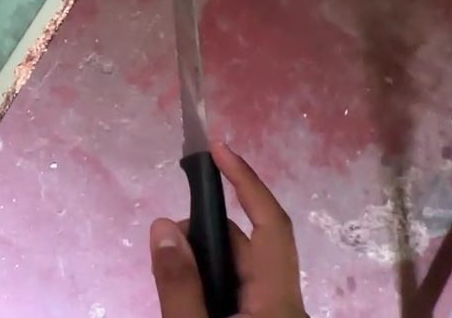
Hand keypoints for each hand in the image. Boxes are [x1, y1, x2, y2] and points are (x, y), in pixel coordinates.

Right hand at [149, 143, 306, 317]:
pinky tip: (189, 302)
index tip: (216, 148)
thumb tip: (164, 227)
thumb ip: (180, 286)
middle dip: (203, 231)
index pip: (272, 224)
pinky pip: (239, 293)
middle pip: (246, 246)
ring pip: (240, 272)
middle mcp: (287, 306)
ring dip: (203, 263)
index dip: (246, 181)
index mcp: (279, 303)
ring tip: (173, 286)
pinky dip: (211, 284)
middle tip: (164, 245)